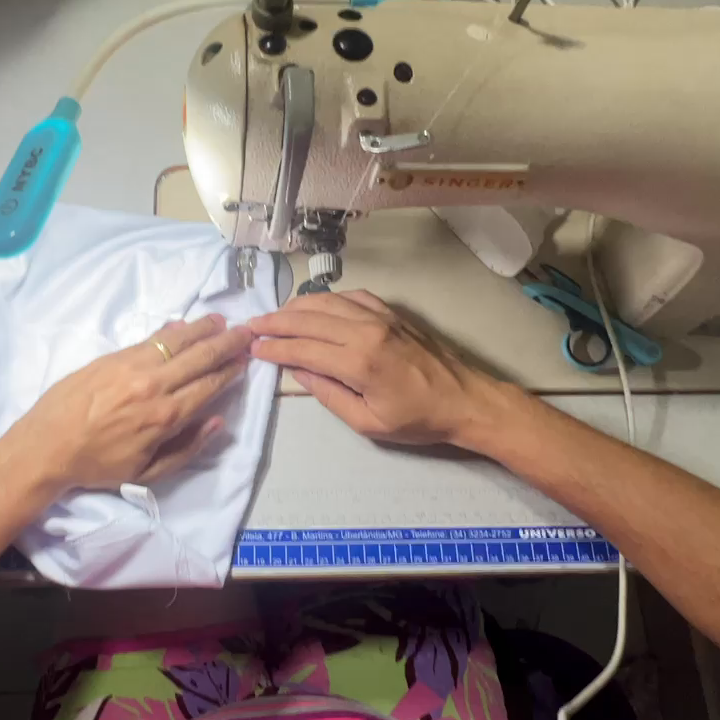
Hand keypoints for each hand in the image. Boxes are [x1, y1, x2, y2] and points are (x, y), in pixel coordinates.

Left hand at [0, 314, 252, 495]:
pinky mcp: (114, 356)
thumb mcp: (149, 472)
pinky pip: (150, 338)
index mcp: (166, 416)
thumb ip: (188, 448)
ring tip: (220, 321)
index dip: (232, 370)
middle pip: (200, 356)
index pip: (210, 384)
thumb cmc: (98, 464)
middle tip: (247, 331)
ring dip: (203, 329)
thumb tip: (218, 422)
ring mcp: (133, 365)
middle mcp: (155, 384)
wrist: (47, 445)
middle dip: (227, 343)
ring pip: (177, 340)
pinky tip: (184, 326)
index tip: (247, 358)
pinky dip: (172, 331)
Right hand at [247, 290, 517, 447]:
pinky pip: (352, 297)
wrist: (467, 400)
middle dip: (276, 322)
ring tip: (277, 315)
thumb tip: (299, 372)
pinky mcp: (392, 313)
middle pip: (309, 318)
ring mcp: (380, 317)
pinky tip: (316, 306)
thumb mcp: (368, 423)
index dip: (274, 348)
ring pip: (328, 301)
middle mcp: (366, 331)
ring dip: (297, 306)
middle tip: (253, 326)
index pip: (303, 349)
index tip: (253, 349)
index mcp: (358, 362)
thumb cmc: (418, 420)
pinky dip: (328, 299)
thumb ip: (329, 395)